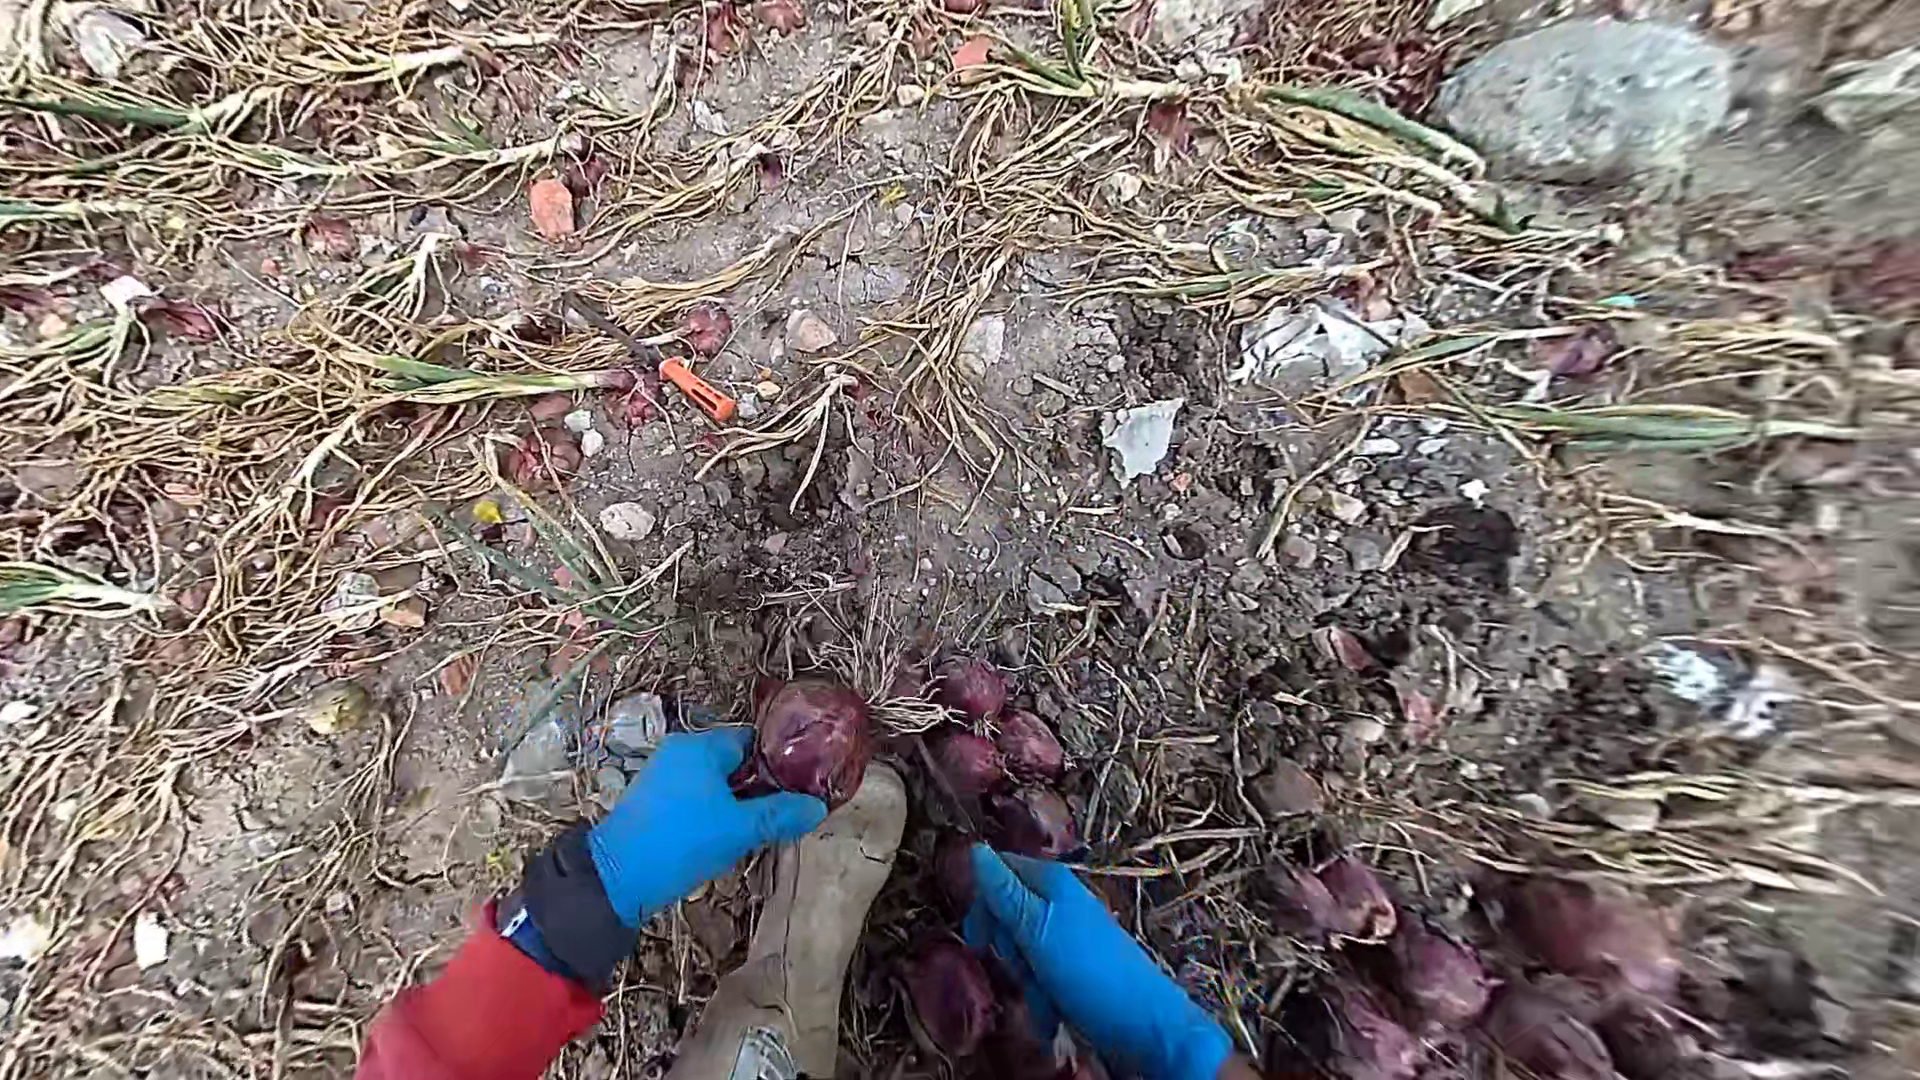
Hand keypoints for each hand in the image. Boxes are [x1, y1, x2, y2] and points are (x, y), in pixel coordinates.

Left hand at [588, 728, 826, 924]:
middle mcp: (681, 751)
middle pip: (735, 761)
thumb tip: (818, 807)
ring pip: (715, 781)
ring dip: (735, 801)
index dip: (777, 761)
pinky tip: (722, 836)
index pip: (753, 740)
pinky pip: (695, 796)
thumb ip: (779, 815)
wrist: (611, 883)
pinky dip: (712, 810)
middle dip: (757, 785)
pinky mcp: (652, 801)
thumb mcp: (737, 829)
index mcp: (701, 746)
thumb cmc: (680, 842)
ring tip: (753, 827)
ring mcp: (663, 775)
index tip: (795, 785)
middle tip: (778, 810)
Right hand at [965, 845, 1231, 1079]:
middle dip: (1007, 947)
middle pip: (1008, 912)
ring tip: (1042, 998)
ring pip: (1023, 948)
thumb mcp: (1036, 929)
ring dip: (1025, 979)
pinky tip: (1053, 1013)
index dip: (984, 903)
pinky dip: (1042, 996)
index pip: (999, 871)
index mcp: (1050, 880)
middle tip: (1020, 966)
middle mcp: (1059, 900)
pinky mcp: (1077, 966)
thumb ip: (1004, 891)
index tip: (981, 939)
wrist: (1147, 1027)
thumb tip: (974, 848)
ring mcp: (1069, 934)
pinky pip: (1043, 974)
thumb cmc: (1089, 971)